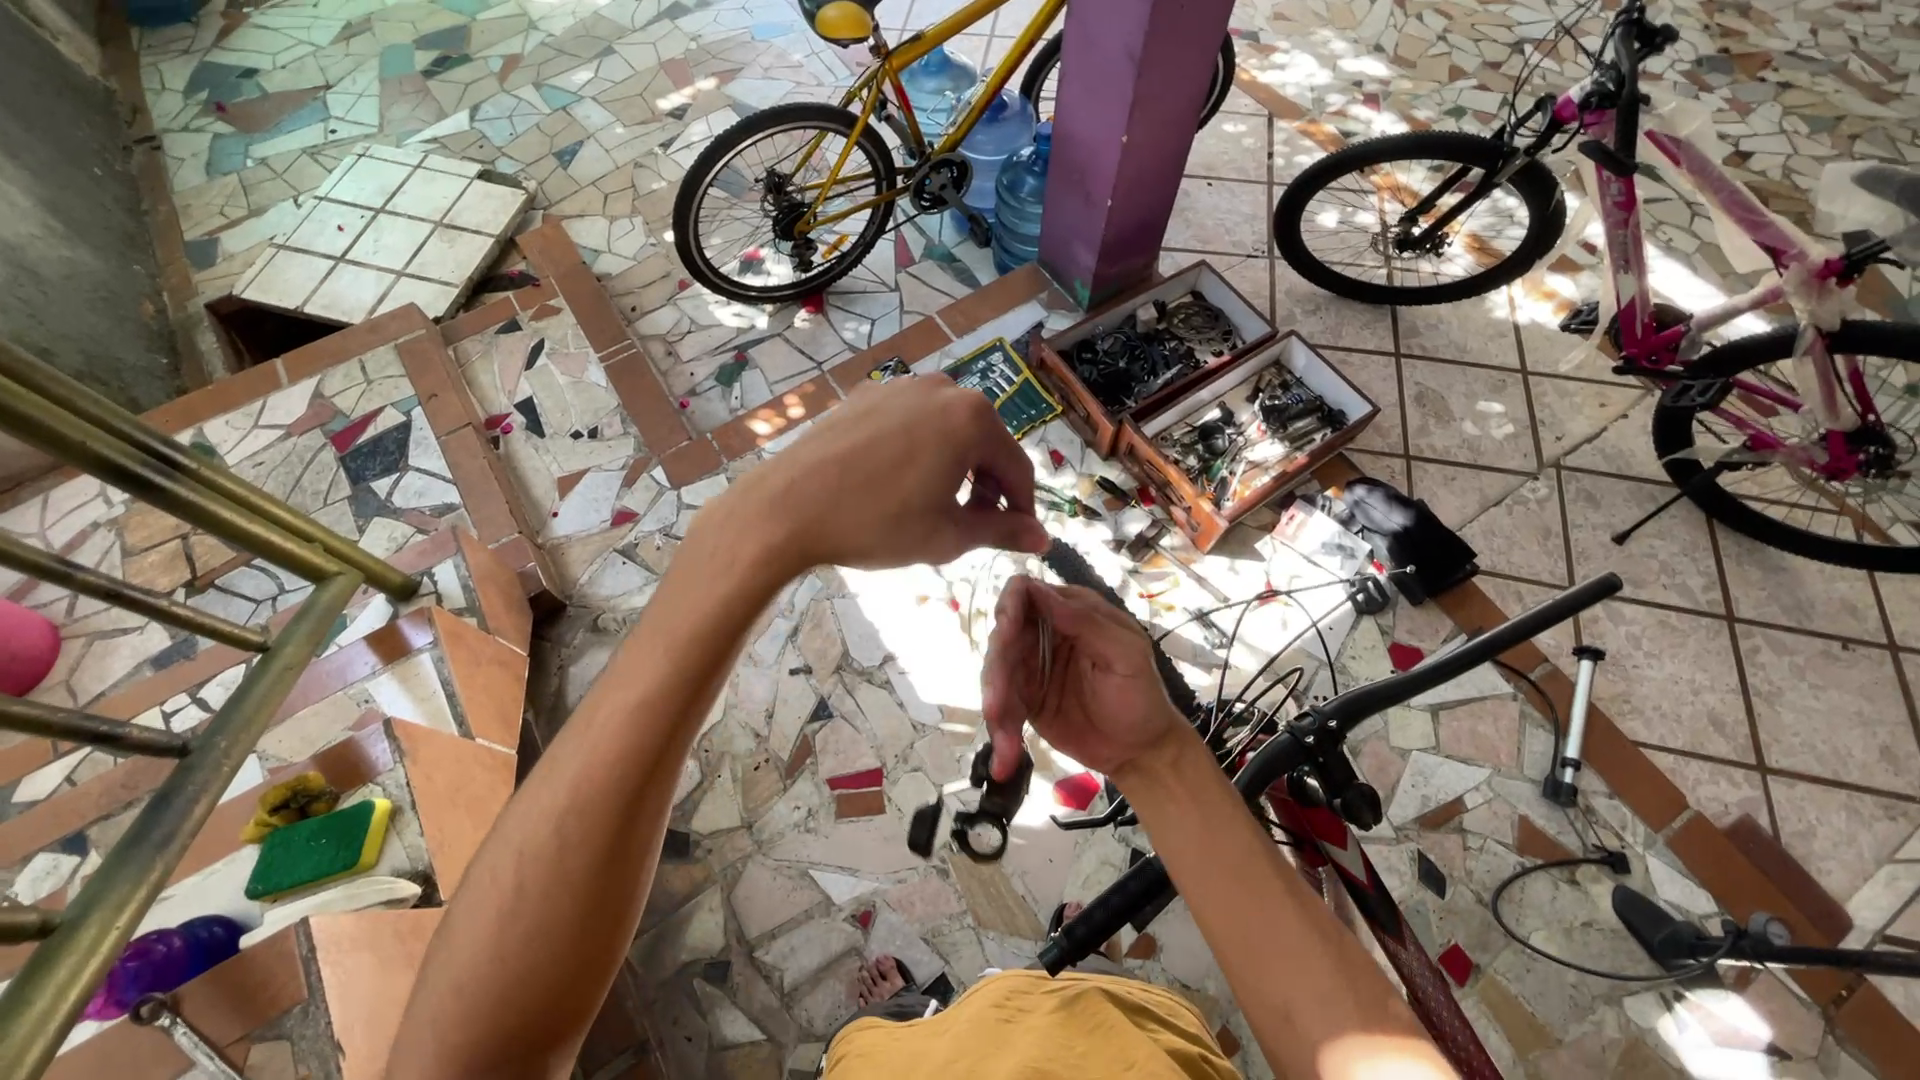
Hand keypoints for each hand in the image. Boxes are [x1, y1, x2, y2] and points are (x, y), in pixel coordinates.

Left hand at [713, 376, 1048, 573]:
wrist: (787, 507)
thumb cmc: (877, 524)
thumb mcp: (948, 535)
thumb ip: (1003, 531)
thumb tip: (1042, 537)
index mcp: (973, 419)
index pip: (1017, 468)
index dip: (1023, 508)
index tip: (1019, 536)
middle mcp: (944, 388)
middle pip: (985, 443)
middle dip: (987, 486)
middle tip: (973, 527)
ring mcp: (901, 386)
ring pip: (949, 430)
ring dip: (955, 468)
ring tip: (935, 506)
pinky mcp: (868, 394)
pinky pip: (913, 423)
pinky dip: (921, 451)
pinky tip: (898, 483)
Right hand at [981, 575, 1190, 782]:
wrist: (1140, 752)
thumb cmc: (1141, 696)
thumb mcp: (1125, 654)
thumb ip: (1085, 621)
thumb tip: (1039, 590)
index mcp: (1071, 612)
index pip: (1025, 594)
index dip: (1008, 609)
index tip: (1005, 634)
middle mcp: (1044, 634)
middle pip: (1002, 637)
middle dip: (996, 672)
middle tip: (997, 708)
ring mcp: (1030, 668)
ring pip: (995, 674)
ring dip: (996, 708)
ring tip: (1005, 743)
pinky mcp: (1023, 700)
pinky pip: (1001, 707)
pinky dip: (1000, 733)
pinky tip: (1004, 760)